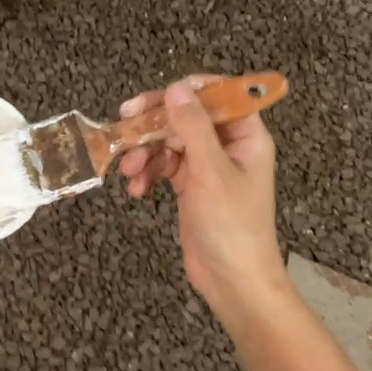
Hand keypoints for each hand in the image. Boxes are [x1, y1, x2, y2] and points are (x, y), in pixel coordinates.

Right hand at [116, 75, 286, 317]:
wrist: (234, 283)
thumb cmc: (231, 225)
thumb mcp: (210, 171)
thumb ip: (192, 126)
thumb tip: (176, 87)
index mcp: (246, 136)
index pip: (221, 94)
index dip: (190, 89)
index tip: (159, 95)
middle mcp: (227, 145)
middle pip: (186, 114)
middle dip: (155, 122)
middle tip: (125, 119)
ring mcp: (208, 165)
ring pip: (169, 139)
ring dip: (145, 151)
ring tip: (129, 170)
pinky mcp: (191, 185)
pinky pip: (164, 164)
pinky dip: (148, 172)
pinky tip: (137, 189)